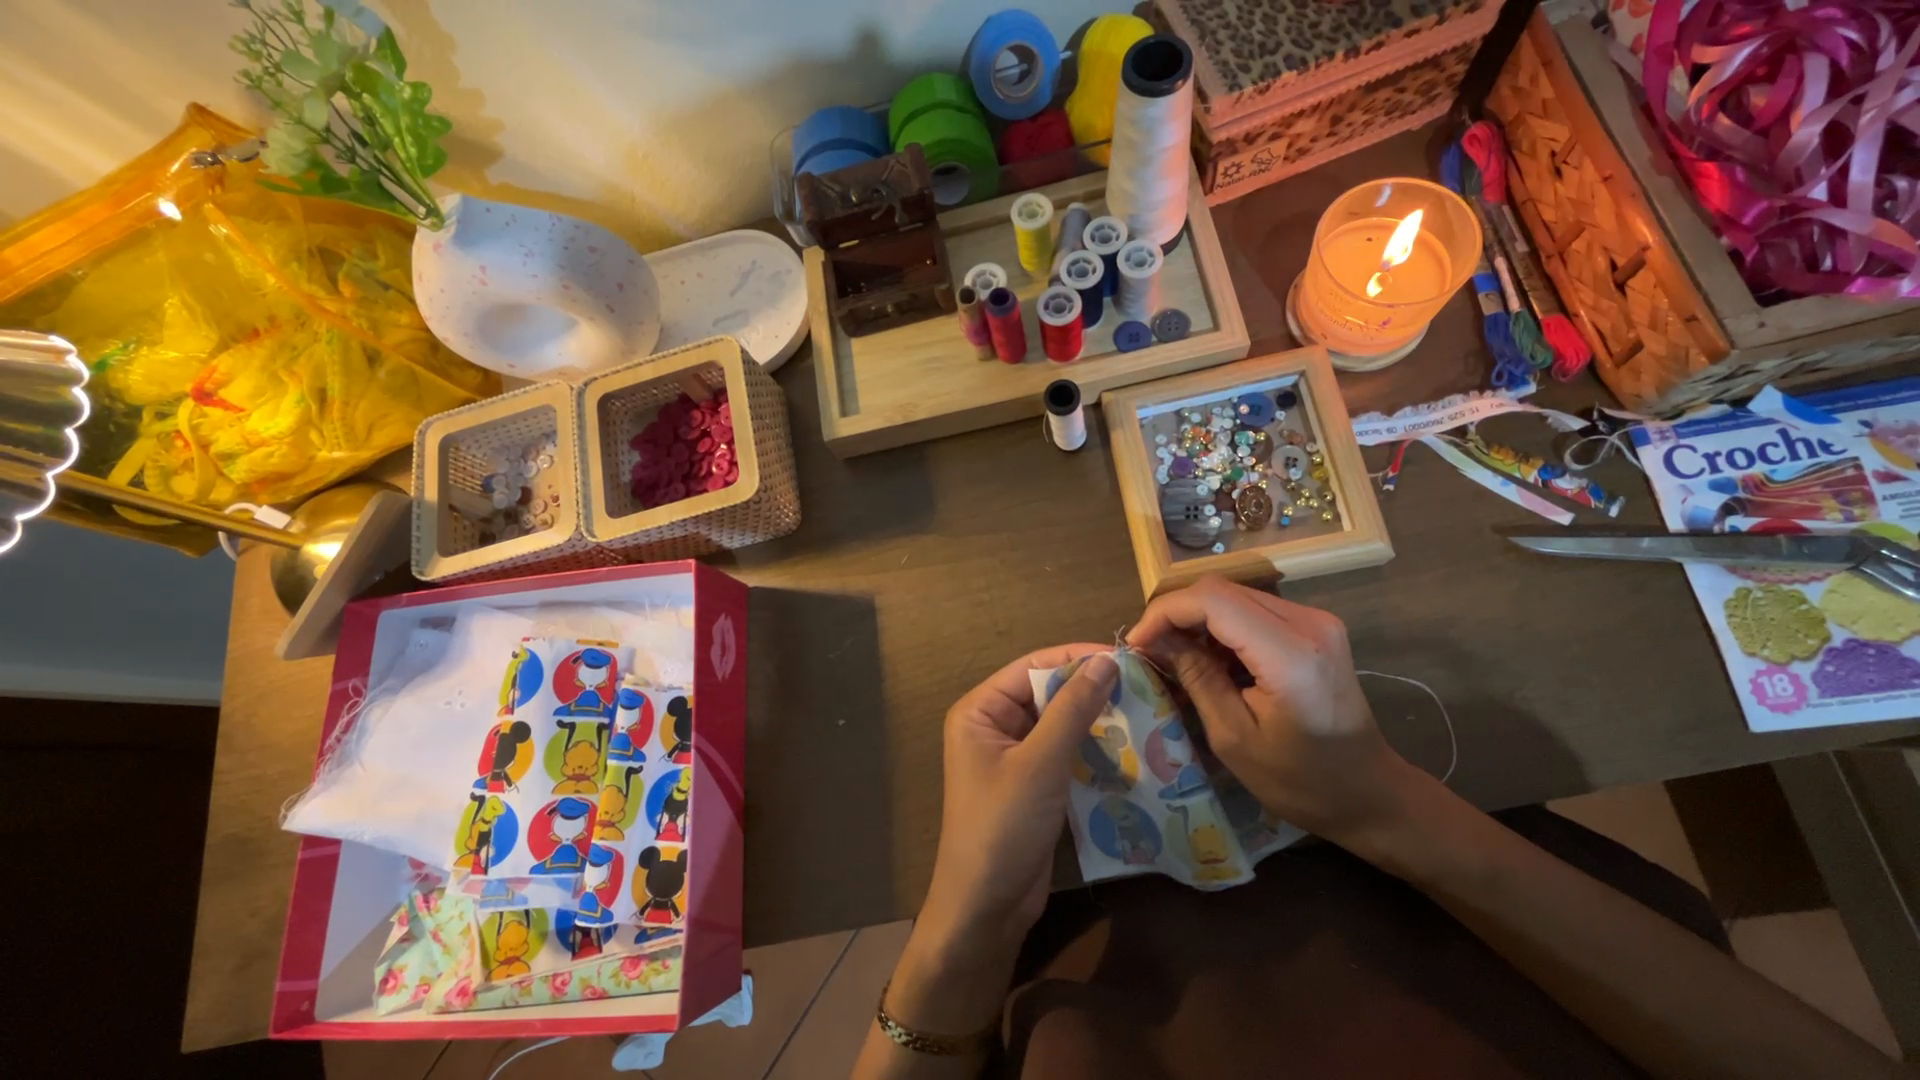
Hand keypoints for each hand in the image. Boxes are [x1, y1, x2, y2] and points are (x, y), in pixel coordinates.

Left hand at [920, 644, 1116, 949]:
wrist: (986, 907)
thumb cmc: (1003, 826)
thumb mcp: (1040, 764)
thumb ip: (1073, 709)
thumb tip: (1106, 661)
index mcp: (980, 711)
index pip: (1033, 666)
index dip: (1078, 657)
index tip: (1128, 657)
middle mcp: (993, 726)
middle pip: (1048, 692)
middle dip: (1092, 690)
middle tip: (1145, 686)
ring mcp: (1014, 758)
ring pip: (1061, 724)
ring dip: (1098, 721)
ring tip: (1147, 712)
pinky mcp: (1033, 786)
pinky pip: (1066, 754)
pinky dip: (1094, 750)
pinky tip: (1133, 749)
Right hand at [1126, 576, 1419, 845]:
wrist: (1369, 793)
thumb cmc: (1299, 780)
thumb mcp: (1233, 736)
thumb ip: (1196, 677)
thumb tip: (1155, 639)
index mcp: (1290, 653)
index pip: (1212, 600)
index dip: (1165, 613)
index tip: (1137, 644)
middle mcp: (1308, 622)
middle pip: (1222, 590)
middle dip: (1177, 614)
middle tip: (1150, 651)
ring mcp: (1316, 620)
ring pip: (1235, 596)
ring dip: (1198, 619)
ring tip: (1174, 657)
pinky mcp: (1315, 627)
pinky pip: (1254, 610)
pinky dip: (1222, 627)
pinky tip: (1209, 659)